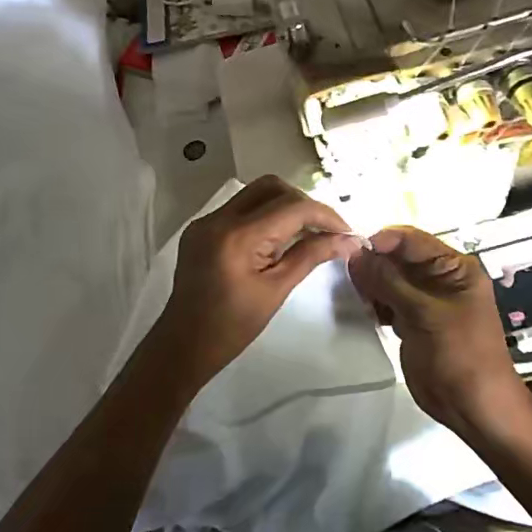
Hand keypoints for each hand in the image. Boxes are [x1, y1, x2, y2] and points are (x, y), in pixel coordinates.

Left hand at [150, 175, 359, 384]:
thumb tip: (348, 240)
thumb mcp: (276, 290)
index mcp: (236, 236)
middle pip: (271, 187)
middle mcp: (217, 218)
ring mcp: (205, 221)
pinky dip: (263, 216)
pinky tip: (276, 240)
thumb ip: (310, 256)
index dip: (324, 215)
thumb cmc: (232, 327)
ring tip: (304, 234)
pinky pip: (238, 209)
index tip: (346, 232)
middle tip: (324, 230)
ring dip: (283, 206)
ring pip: (254, 194)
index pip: (291, 207)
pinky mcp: (200, 229)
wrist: (184, 343)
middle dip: (303, 203)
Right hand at [347, 226, 519, 433]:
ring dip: (369, 283)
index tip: (350, 253)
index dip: (380, 241)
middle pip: (396, 257)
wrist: (474, 406)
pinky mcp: (411, 319)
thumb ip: (388, 281)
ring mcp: (424, 299)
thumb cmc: (460, 354)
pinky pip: (386, 300)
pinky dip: (373, 302)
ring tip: (354, 294)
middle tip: (346, 276)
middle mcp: (439, 277)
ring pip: (388, 278)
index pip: (410, 240)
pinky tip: (362, 310)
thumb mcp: (425, 313)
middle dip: (371, 263)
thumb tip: (354, 253)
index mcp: (454, 267)